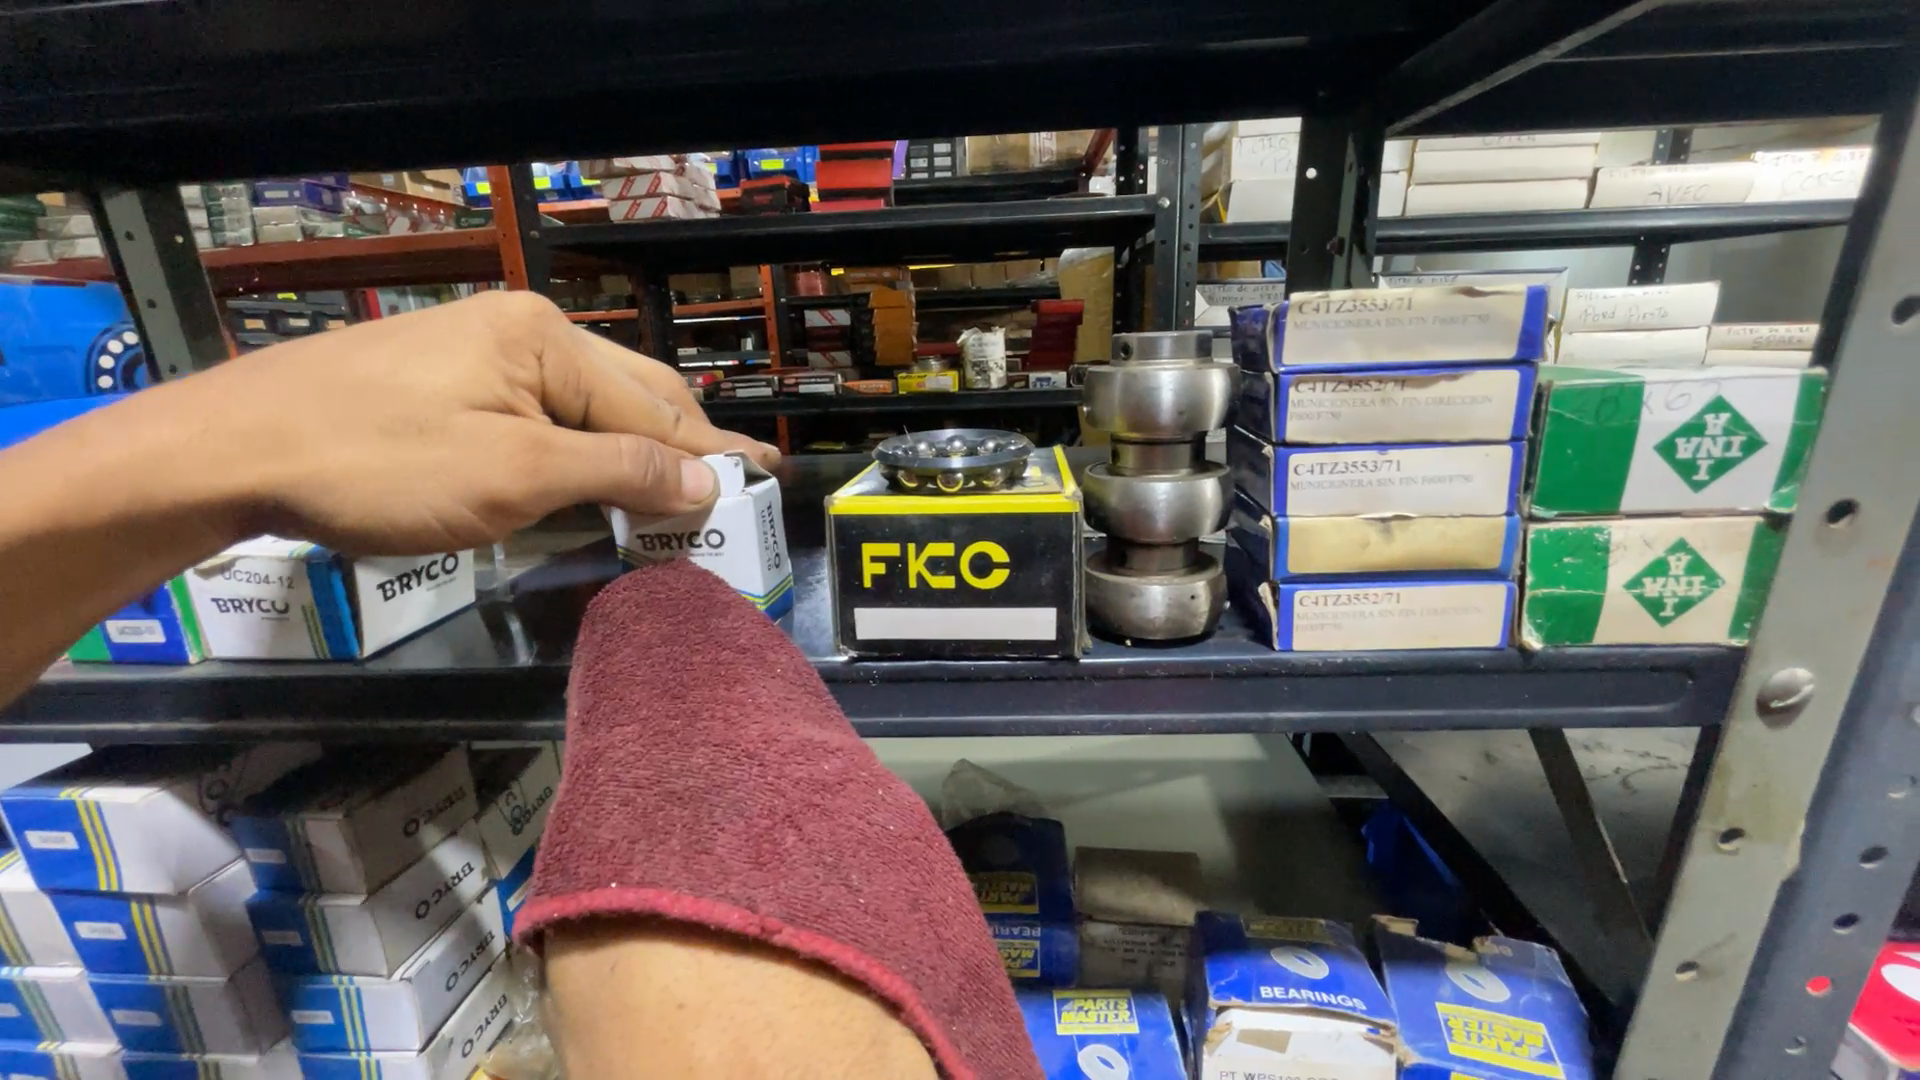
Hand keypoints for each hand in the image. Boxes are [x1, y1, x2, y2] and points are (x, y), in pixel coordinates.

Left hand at [141, 290, 779, 554]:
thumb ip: (621, 471)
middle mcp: (531, 332)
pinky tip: (614, 465)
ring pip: (600, 403)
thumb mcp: (516, 477)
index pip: (656, 409)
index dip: (714, 453)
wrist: (225, 450)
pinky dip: (597, 446)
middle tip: (739, 478)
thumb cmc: (379, 465)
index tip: (768, 475)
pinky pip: (558, 413)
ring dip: (645, 446)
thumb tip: (708, 481)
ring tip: (690, 478)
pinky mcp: (464, 380)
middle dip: (689, 442)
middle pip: (638, 394)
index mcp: (549, 341)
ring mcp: (493, 352)